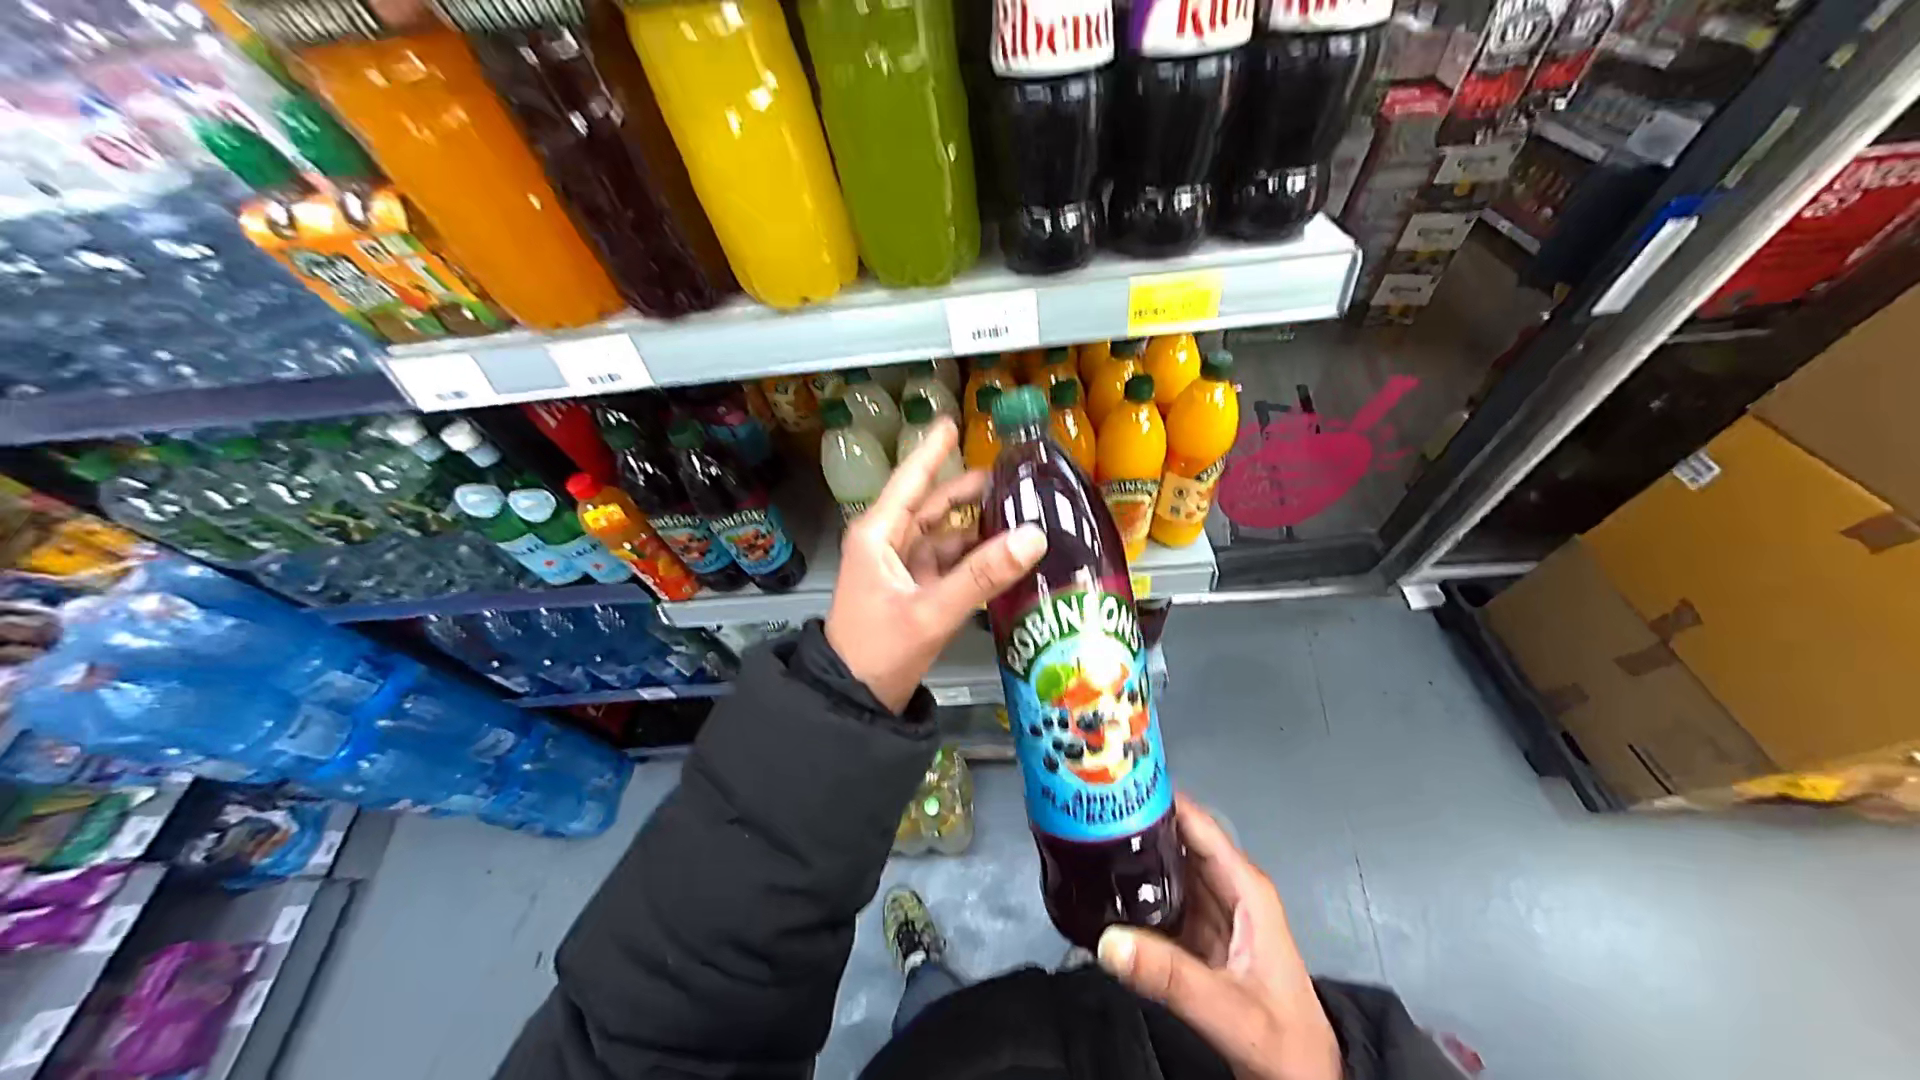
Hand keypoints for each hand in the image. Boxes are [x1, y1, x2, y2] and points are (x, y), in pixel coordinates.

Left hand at [825, 416, 1045, 712]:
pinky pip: (947, 563)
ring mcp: (900, 568)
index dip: (932, 451)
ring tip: (1020, 515)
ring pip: (943, 536)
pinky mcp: (912, 591)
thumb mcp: (932, 612)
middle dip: (967, 490)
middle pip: (931, 505)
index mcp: (879, 535)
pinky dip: (973, 558)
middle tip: (1011, 476)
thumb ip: (982, 575)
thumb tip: (1033, 536)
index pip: (910, 481)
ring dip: (976, 527)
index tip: (951, 423)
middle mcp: (888, 544)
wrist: (852, 700)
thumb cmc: (878, 651)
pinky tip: (1003, 556)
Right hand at [1097, 795, 1339, 1079]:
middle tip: (1081, 815)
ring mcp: (1208, 910)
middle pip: (1173, 838)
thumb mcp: (1230, 1012)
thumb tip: (1106, 941)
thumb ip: (1171, 977)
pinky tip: (1098, 887)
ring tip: (1081, 841)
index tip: (1110, 787)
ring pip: (1162, 866)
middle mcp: (1225, 888)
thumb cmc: (1285, 1043)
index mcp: (1244, 888)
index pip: (1195, 823)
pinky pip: (1156, 897)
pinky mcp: (1194, 933)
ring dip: (1127, 853)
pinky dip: (1130, 889)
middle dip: (1131, 822)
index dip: (1155, 799)